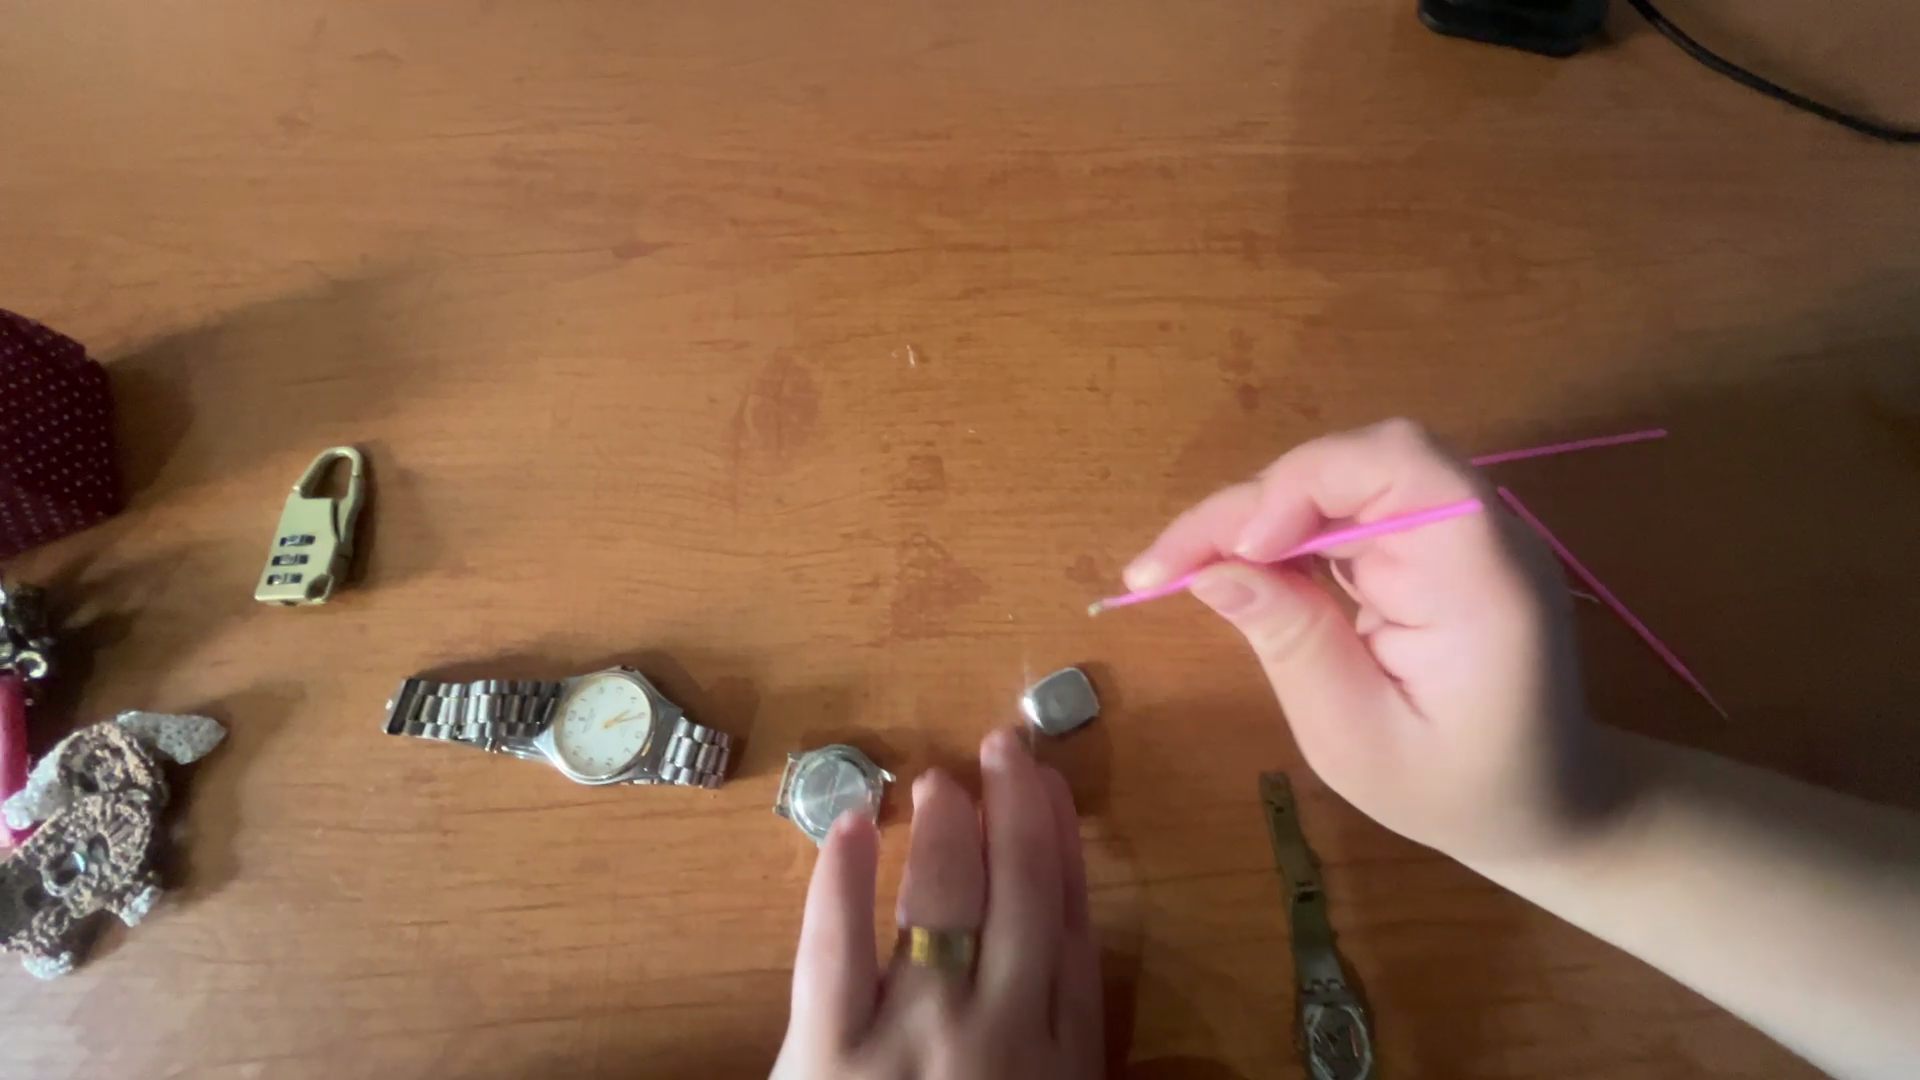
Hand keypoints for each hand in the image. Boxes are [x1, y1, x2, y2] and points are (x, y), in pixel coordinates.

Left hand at [771, 730, 1102, 1079]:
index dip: (1060, 838)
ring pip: (942, 901)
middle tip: (1001, 746)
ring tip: (938, 784)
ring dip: (946, 827)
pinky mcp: (829, 1055)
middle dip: (1014, 805)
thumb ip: (1057, 1015)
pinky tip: (852, 824)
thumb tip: (1055, 910)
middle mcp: (1001, 1029)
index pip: (1069, 920)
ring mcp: (915, 1036)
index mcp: (1061, 1052)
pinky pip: (836, 950)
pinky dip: (842, 878)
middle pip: (1019, 890)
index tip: (1049, 783)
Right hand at [1126, 419, 1625, 865]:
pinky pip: (1328, 510)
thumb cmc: (1454, 791)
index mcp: (1479, 583)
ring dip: (1243, 518)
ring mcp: (1442, 533)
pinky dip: (1267, 533)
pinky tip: (1228, 568)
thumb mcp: (1354, 739)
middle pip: (1344, 465)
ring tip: (1177, 569)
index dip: (1306, 481)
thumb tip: (1208, 570)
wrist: (1540, 799)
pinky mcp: (1413, 543)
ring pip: (1324, 480)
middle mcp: (1469, 535)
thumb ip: (1290, 643)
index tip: (1244, 550)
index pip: (1401, 465)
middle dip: (1244, 506)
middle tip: (1163, 569)